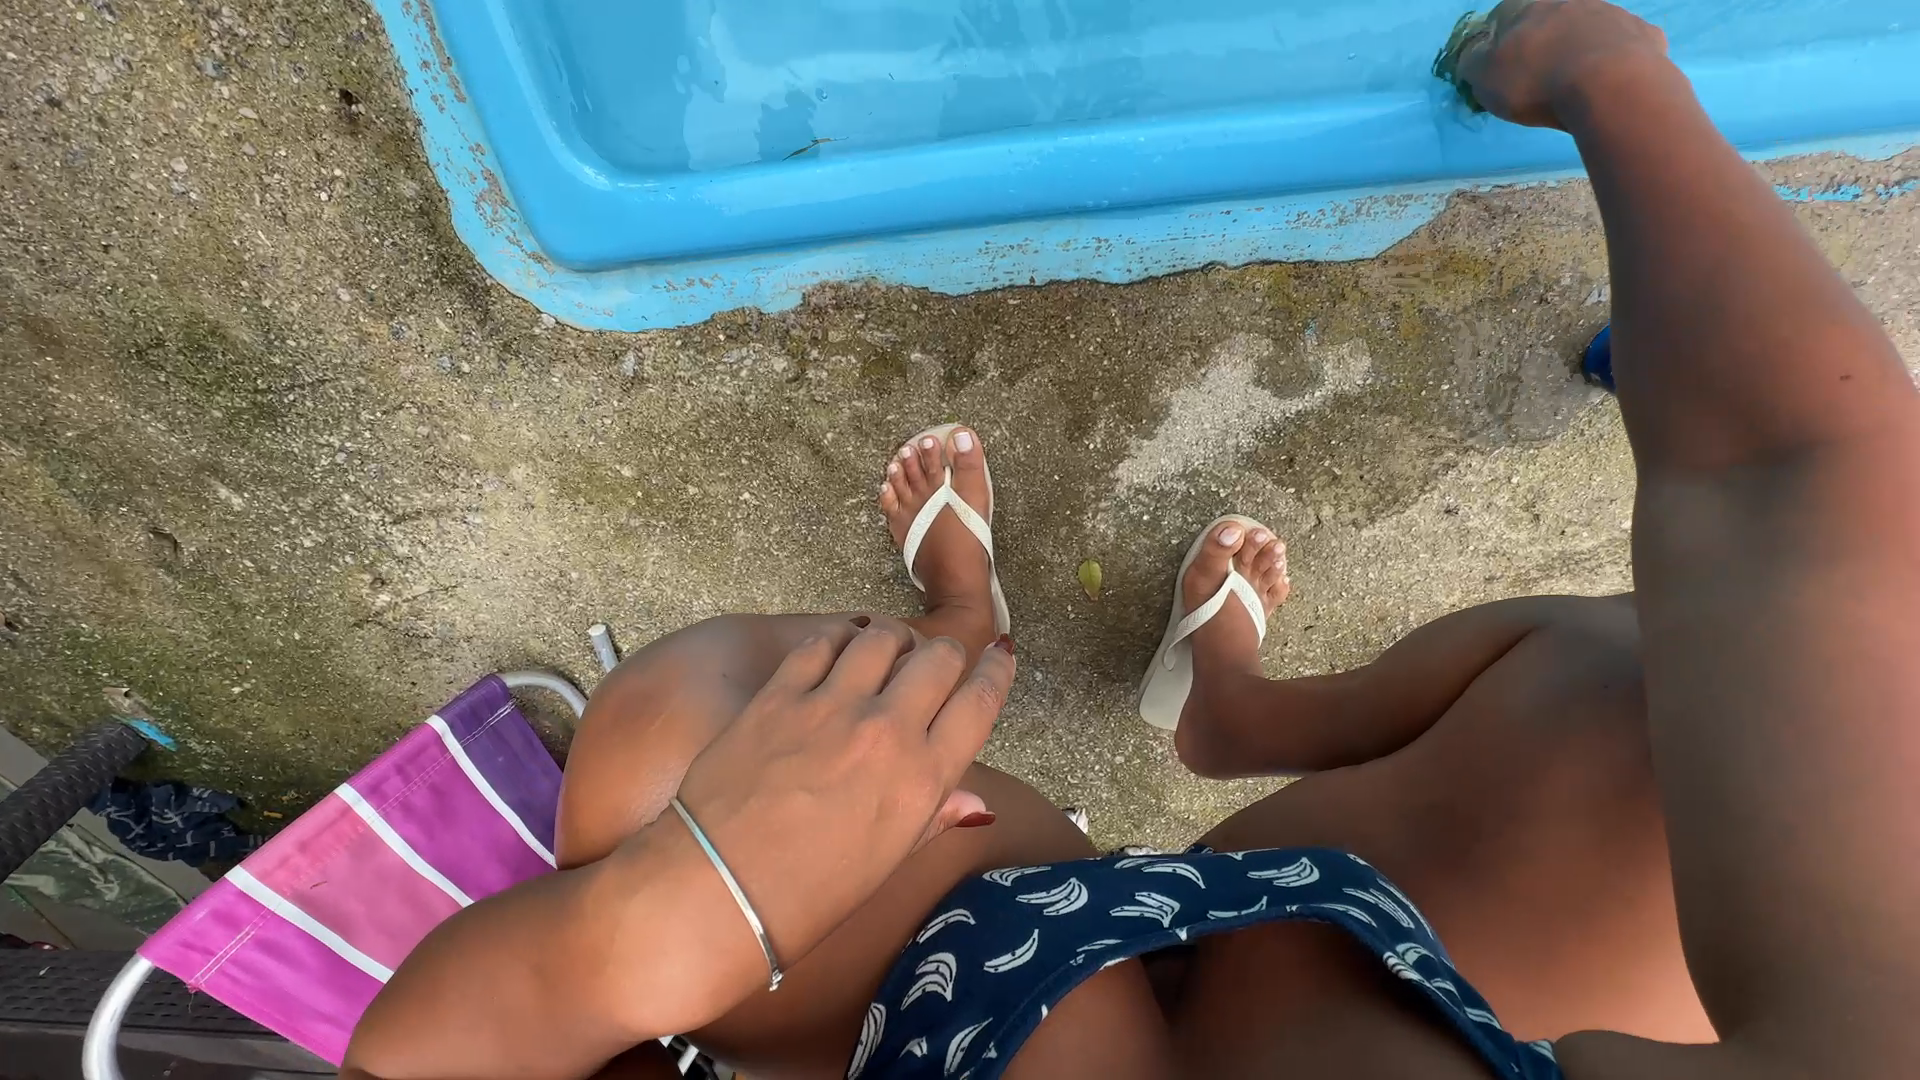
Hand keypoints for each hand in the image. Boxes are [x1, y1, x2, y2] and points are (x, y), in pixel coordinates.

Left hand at [668, 620, 1013, 970]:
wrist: (713, 896)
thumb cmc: (808, 897)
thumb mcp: (886, 862)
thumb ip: (933, 817)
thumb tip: (977, 803)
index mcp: (922, 778)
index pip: (980, 702)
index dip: (997, 670)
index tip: (1001, 654)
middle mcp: (887, 731)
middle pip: (939, 657)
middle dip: (947, 653)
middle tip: (934, 663)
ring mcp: (831, 707)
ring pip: (883, 636)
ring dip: (893, 639)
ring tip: (885, 651)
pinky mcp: (780, 694)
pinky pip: (822, 643)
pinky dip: (838, 638)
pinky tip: (837, 648)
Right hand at [1453, 0, 1670, 129]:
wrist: (1610, 83)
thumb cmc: (1536, 81)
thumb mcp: (1485, 77)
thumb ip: (1472, 62)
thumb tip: (1474, 53)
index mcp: (1530, 8)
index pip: (1504, 11)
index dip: (1495, 35)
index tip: (1493, 61)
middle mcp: (1571, 2)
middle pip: (1547, 17)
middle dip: (1537, 40)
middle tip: (1529, 72)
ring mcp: (1611, 13)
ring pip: (1583, 27)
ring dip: (1571, 47)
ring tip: (1565, 82)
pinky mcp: (1639, 32)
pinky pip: (1615, 43)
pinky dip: (1604, 59)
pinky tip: (1598, 82)